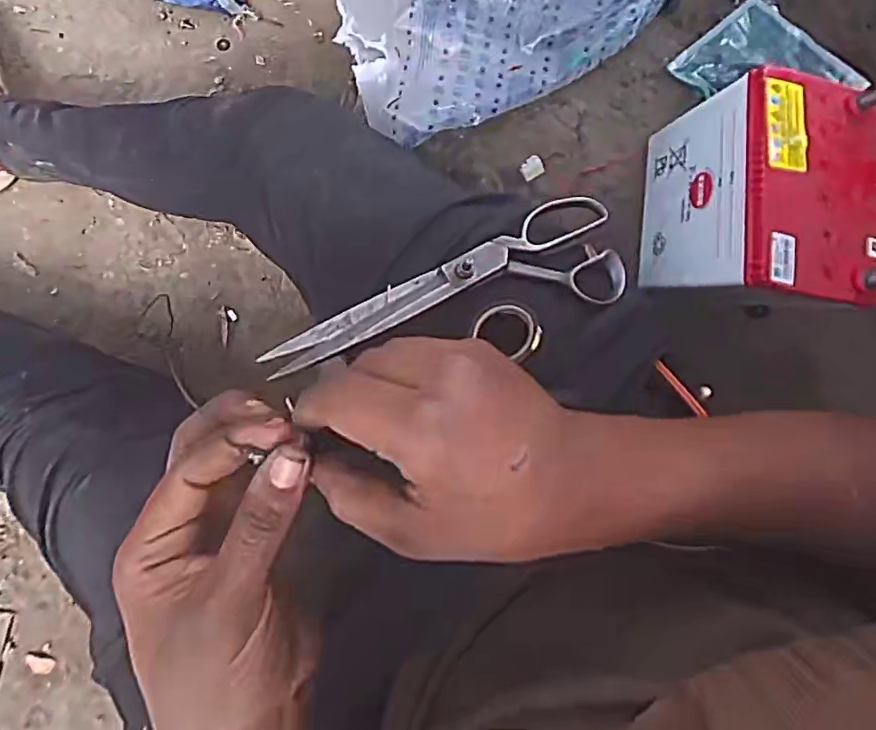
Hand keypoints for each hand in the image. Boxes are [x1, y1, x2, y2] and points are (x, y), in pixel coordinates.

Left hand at [113, 391, 315, 729]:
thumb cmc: (216, 683)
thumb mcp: (231, 603)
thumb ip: (260, 525)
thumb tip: (292, 454)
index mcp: (152, 544)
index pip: (187, 470)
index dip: (232, 442)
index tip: (279, 430)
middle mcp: (182, 526)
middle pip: (198, 450)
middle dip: (236, 423)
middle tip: (280, 412)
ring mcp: (221, 527)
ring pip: (233, 460)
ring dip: (260, 435)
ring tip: (295, 424)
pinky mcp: (258, 533)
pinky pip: (266, 483)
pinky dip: (283, 461)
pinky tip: (304, 451)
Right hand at [292, 336, 590, 562]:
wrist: (569, 475)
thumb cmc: (498, 516)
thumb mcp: (413, 530)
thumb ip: (350, 496)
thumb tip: (315, 464)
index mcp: (420, 427)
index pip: (335, 393)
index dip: (310, 409)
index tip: (307, 426)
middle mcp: (438, 377)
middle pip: (357, 364)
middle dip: (341, 393)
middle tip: (346, 427)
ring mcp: (460, 353)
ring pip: (384, 348)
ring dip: (370, 377)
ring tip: (384, 414)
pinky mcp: (474, 345)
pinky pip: (416, 345)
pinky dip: (402, 368)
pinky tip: (417, 400)